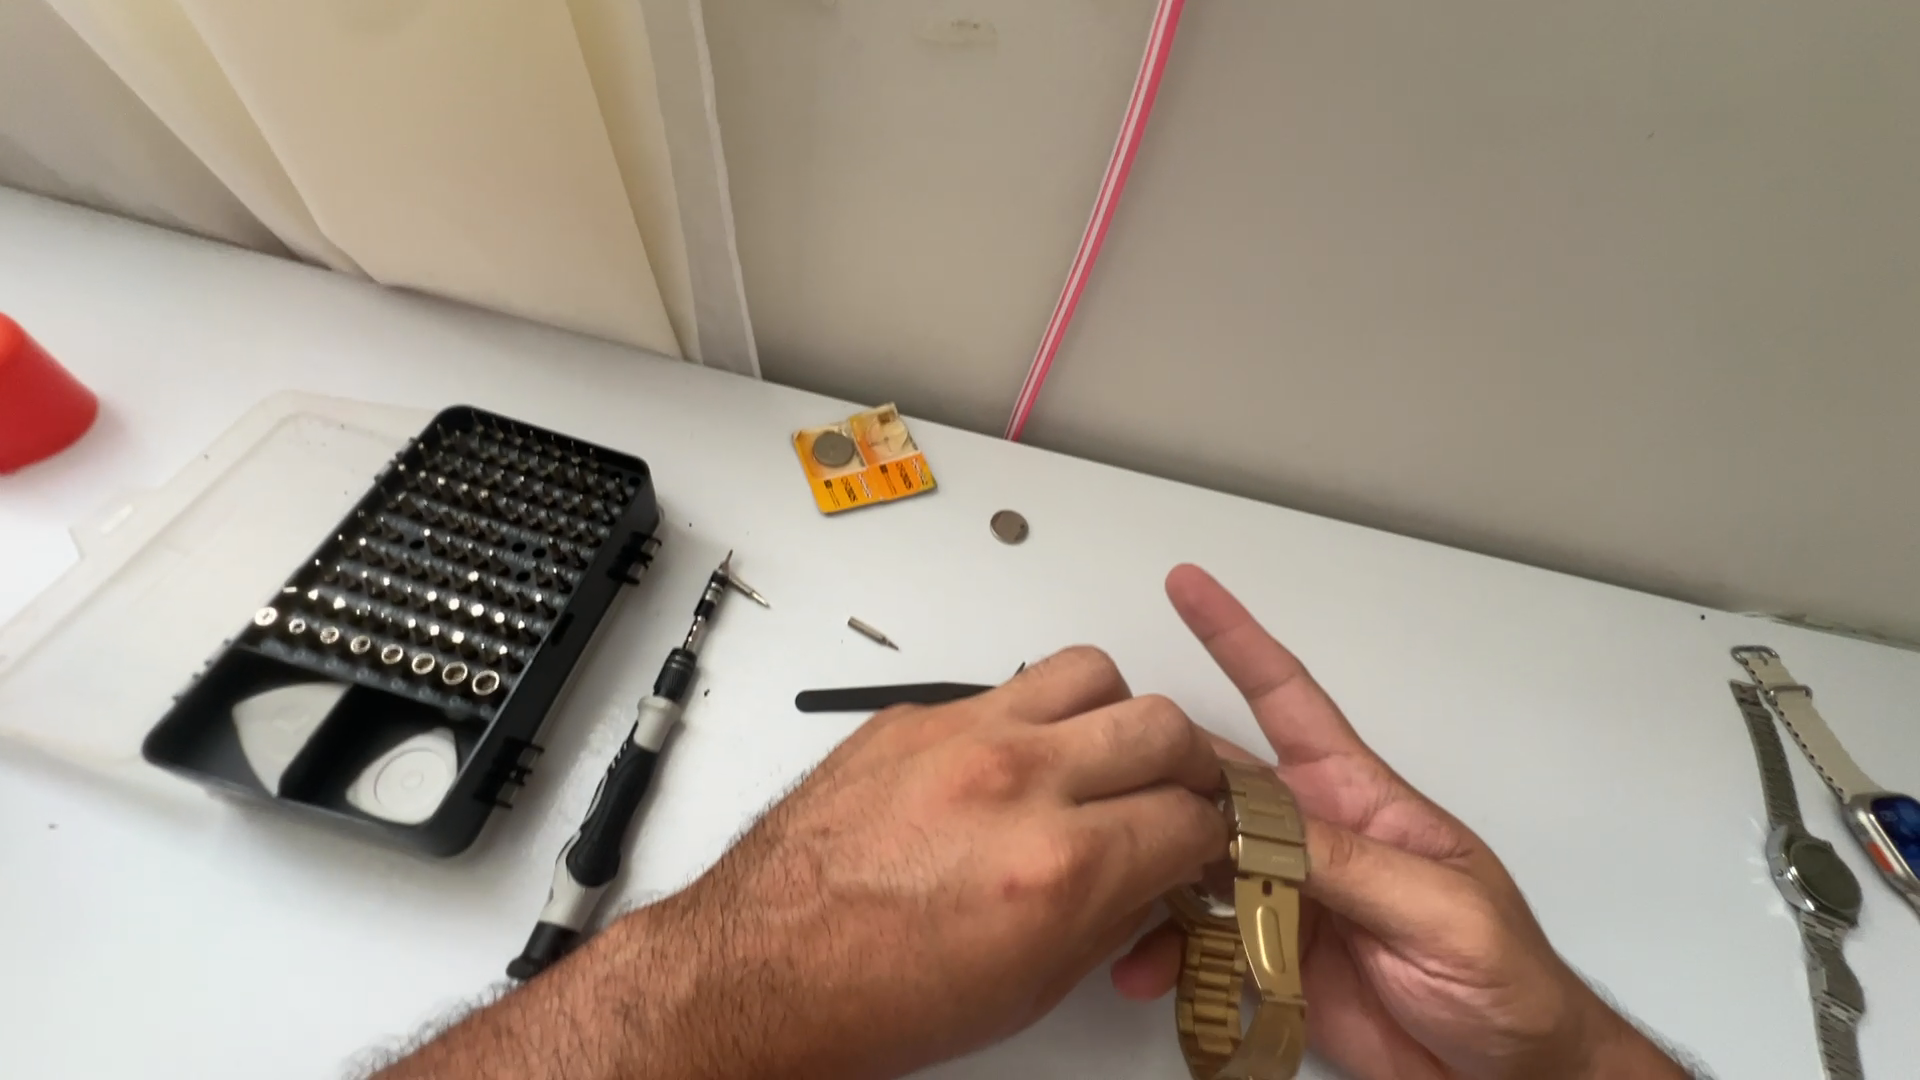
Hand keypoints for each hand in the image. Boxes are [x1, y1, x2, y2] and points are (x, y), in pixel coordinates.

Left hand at [650, 645, 1227, 1078]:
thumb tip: (1156, 864)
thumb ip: (1114, 910)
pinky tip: (1016, 758)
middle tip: (1177, 789)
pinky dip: (1034, 716)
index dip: (1215, 836)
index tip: (1205, 840)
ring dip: (1115, 712)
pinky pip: (1006, 686)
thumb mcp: (1031, 983)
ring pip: (1090, 670)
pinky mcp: (915, 713)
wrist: (764, 963)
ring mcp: (961, 733)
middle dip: (1190, 762)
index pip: (1192, 817)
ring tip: (1101, 751)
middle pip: (1161, 724)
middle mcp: (1014, 780)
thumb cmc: (877, 994)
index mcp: (1056, 867)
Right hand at [1111, 566, 1685, 1079]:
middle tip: (1108, 772)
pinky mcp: (1259, 945)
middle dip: (1159, 764)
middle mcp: (1300, 827)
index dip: (1234, 634)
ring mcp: (1275, 886)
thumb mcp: (1440, 908)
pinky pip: (1193, 931)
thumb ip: (1351, 862)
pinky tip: (1136, 965)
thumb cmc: (1504, 979)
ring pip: (1187, 848)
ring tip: (1110, 880)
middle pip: (1210, 774)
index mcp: (1348, 792)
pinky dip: (1162, 946)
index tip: (1188, 584)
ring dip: (1148, 861)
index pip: (1282, 692)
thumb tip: (1257, 824)